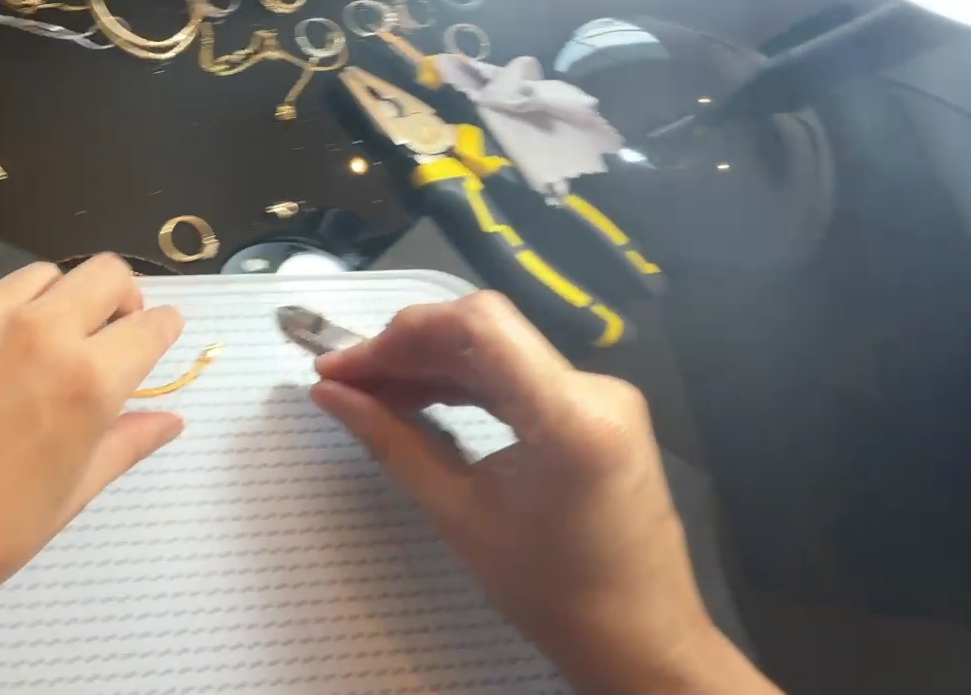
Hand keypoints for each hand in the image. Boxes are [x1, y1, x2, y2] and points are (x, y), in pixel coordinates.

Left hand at [0, 256, 185, 658]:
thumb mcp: (72, 492)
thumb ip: (127, 442)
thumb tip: (170, 420)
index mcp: (89, 380)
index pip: (150, 325)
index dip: (162, 328)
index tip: (159, 333)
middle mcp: (43, 331)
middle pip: (106, 272)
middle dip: (120, 297)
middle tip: (109, 331)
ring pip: (47, 274)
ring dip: (62, 299)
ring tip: (47, 341)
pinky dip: (9, 313)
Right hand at [312, 292, 776, 694]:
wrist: (642, 645)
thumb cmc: (552, 592)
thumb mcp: (455, 512)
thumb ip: (387, 440)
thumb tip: (328, 394)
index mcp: (570, 416)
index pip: (477, 326)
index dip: (401, 334)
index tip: (345, 365)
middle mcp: (592, 390)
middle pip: (477, 332)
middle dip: (401, 350)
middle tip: (343, 378)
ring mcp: (596, 396)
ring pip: (487, 349)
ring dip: (423, 364)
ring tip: (367, 390)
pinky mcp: (589, 409)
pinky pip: (508, 374)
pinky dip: (455, 381)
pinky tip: (413, 397)